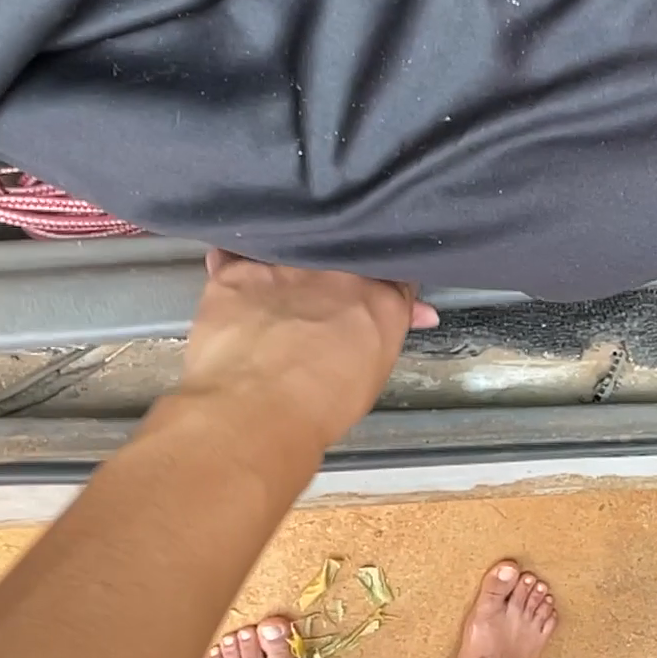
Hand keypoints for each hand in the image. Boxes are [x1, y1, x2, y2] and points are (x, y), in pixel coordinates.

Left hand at [175, 250, 439, 446]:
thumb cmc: (326, 401)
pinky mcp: (238, 271)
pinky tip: (239, 286)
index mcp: (384, 296)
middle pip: (345, 258)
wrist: (257, 406)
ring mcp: (288, 266)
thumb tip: (420, 313)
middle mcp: (340, 271)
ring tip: (284, 297)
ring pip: (295, 251)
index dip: (386, 285)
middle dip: (341, 275)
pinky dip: (237, 266)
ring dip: (293, 269)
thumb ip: (393, 328)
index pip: (394, 275)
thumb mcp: (377, 369)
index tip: (377, 298)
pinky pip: (236, 255)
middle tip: (329, 302)